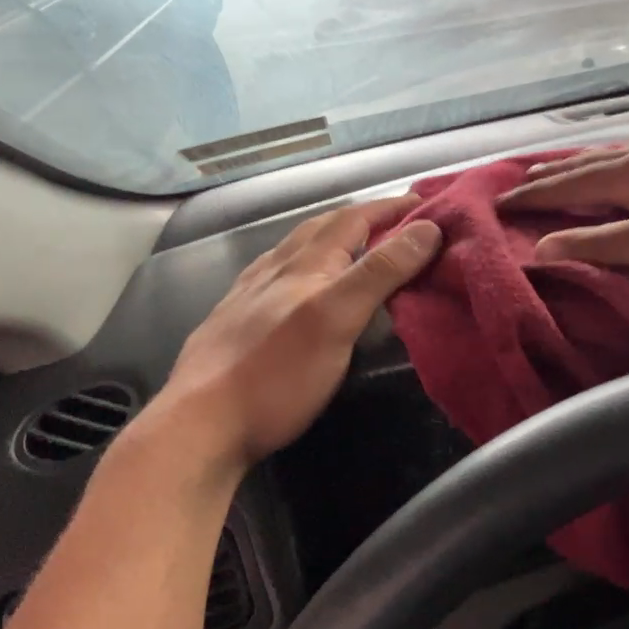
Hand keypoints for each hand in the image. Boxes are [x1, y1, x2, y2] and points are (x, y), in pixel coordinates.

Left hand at [150, 197, 441, 472]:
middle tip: (402, 219)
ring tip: (360, 244)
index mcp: (305, 264)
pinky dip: (305, 265)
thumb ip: (381, 271)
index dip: (391, 207)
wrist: (200, 427)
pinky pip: (277, 275)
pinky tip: (301, 282)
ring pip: (297, 250)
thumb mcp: (338, 318)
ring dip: (334, 238)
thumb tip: (428, 228)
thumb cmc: (278, 375)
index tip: (428, 202)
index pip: (354, 219)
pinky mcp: (236, 321)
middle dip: (365, 217)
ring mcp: (250, 294)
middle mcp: (275, 269)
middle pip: (324, 228)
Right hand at [499, 141, 628, 269]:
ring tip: (562, 166)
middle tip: (516, 179)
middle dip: (551, 174)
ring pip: (619, 156)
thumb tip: (542, 248)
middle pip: (591, 163)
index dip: (534, 195)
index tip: (498, 202)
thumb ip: (607, 243)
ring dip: (584, 164)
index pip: (572, 183)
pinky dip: (620, 163)